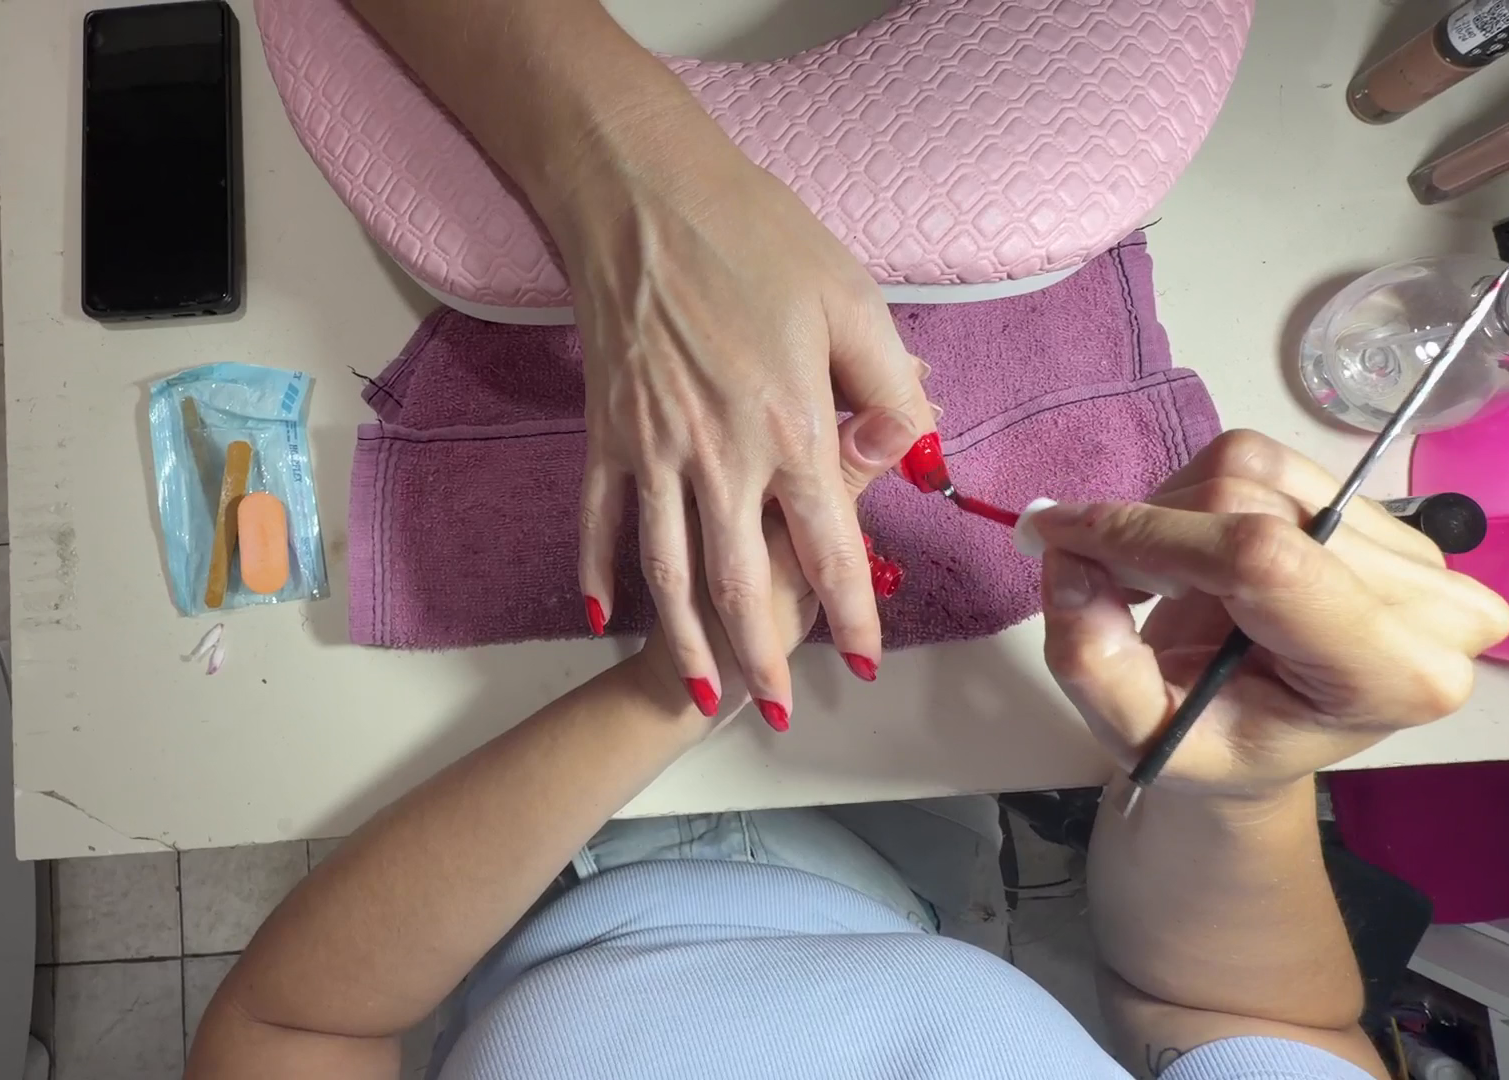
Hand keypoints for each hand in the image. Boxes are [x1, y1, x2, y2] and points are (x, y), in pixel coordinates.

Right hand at [553, 114, 934, 728]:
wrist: (645, 203)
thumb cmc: (754, 241)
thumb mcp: (851, 300)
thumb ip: (889, 389)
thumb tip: (913, 453)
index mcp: (787, 429)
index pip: (830, 545)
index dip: (852, 613)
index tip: (865, 661)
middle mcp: (716, 459)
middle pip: (739, 580)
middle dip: (759, 654)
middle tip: (771, 709)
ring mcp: (650, 454)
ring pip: (666, 568)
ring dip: (682, 637)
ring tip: (696, 688)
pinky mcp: (605, 438)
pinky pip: (596, 519)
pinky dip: (595, 569)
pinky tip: (598, 614)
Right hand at [1029, 430, 1508, 797]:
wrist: (1256, 729)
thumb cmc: (1206, 742)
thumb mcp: (1134, 732)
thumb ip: (1092, 661)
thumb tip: (1066, 556)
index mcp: (1383, 673)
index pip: (1260, 558)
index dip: (1144, 535)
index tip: (1056, 537)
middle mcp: (1429, 603)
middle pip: (1243, 503)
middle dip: (1141, 530)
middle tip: (1097, 576)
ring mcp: (1412, 549)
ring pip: (1246, 468)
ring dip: (1164, 510)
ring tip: (1150, 573)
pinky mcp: (1374, 512)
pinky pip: (1255, 459)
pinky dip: (1188, 492)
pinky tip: (1187, 547)